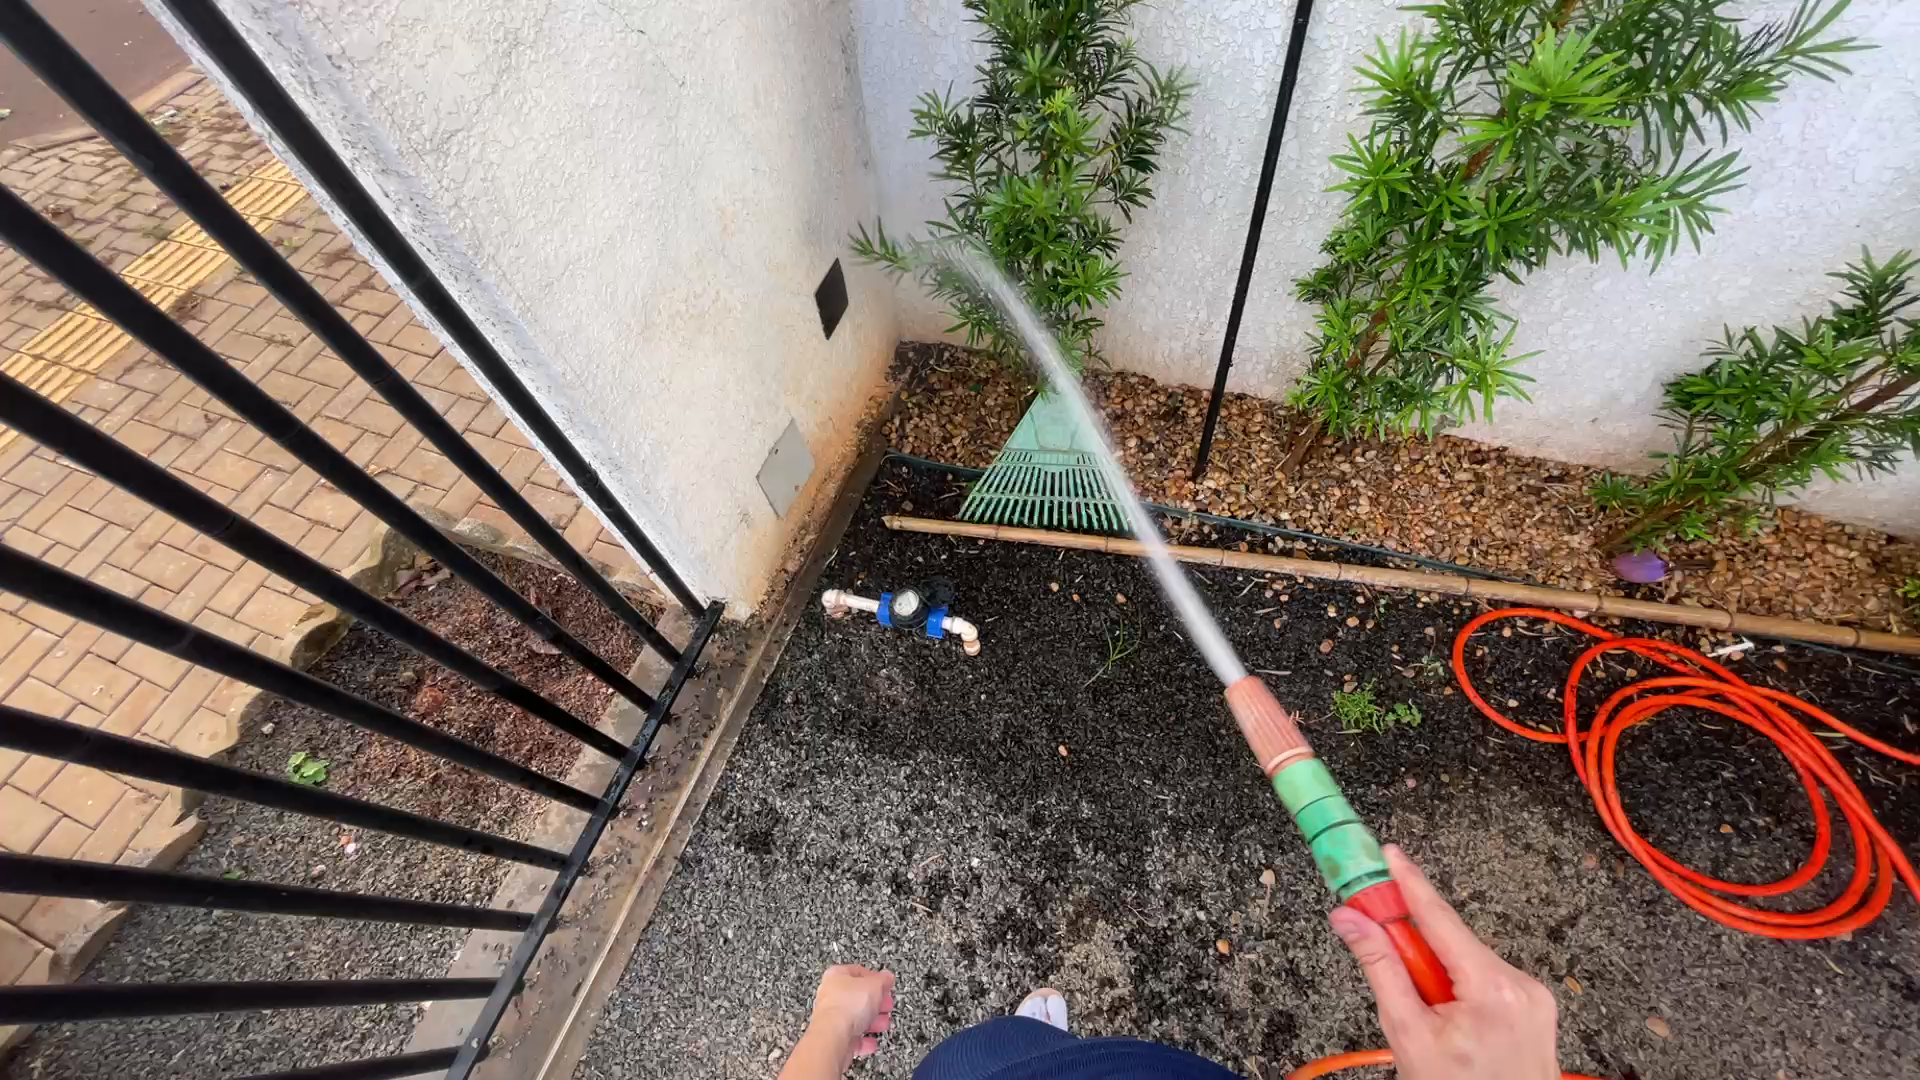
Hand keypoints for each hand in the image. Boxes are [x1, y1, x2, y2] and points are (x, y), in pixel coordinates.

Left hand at [780, 965, 894, 1078]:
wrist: (833, 1037)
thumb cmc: (848, 1005)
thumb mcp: (874, 985)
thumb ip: (883, 980)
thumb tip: (887, 976)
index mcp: (836, 976)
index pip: (857, 972)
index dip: (874, 978)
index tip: (884, 984)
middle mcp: (830, 995)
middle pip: (857, 996)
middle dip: (874, 1002)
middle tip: (886, 1005)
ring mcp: (831, 1019)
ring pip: (854, 1018)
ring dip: (871, 1021)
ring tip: (884, 1023)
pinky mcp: (834, 1039)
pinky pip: (851, 1038)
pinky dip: (863, 1040)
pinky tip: (872, 1042)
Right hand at [1328, 845, 1558, 1079]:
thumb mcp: (1407, 1030)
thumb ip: (1378, 965)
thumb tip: (1347, 917)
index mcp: (1493, 988)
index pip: (1439, 917)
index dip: (1409, 880)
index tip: (1388, 851)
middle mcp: (1521, 984)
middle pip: (1447, 937)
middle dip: (1411, 942)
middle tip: (1376, 943)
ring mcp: (1532, 997)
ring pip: (1460, 956)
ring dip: (1430, 967)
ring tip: (1422, 1012)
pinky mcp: (1532, 1006)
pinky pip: (1477, 974)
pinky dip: (1450, 980)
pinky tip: (1441, 1012)